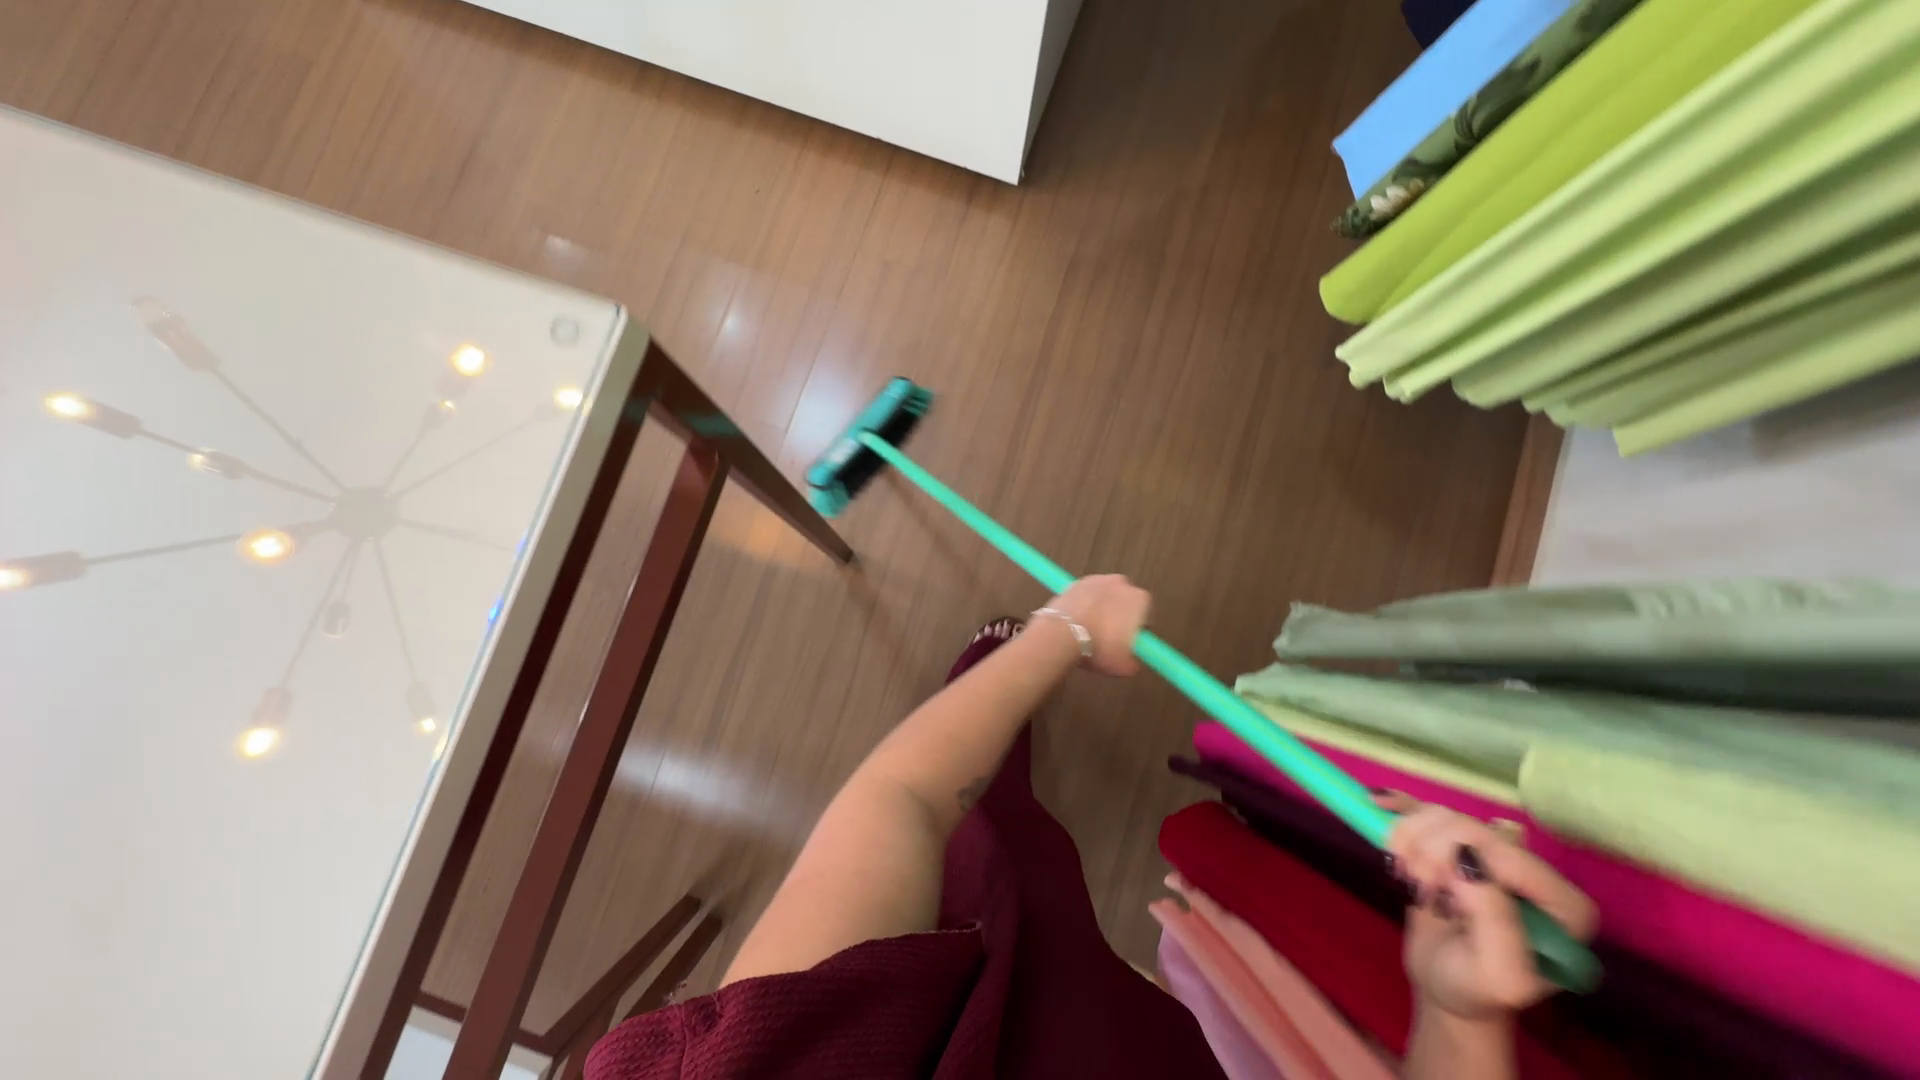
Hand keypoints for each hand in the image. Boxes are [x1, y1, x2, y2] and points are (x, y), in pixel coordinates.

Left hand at [1044, 574, 1149, 676]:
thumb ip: (1134, 662)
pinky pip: (1086, 595)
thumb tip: (1132, 662)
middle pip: (1125, 602)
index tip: (1126, 645)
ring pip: (1105, 597)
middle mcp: (1122, 583)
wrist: (1062, 633)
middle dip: (1119, 617)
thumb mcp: (1123, 665)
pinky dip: (1084, 605)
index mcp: (1140, 599)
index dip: (1136, 632)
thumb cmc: (1099, 647)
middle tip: (1108, 638)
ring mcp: (1097, 578)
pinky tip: (1077, 622)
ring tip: (1090, 631)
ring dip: (1101, 609)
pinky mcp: (1076, 581)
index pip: (1146, 617)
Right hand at [1379, 793, 1596, 1020]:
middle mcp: (1532, 870)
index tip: (1431, 890)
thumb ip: (1494, 916)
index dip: (1457, 859)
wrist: (1449, 986)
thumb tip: (1465, 853)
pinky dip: (1400, 807)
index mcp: (1562, 903)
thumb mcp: (1498, 973)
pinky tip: (1379, 803)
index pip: (1505, 851)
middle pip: (1470, 827)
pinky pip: (1428, 810)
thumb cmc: (1477, 989)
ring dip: (1410, 839)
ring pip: (1444, 815)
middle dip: (1430, 852)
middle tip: (1420, 888)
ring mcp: (1493, 853)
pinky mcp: (1458, 844)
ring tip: (1408, 876)